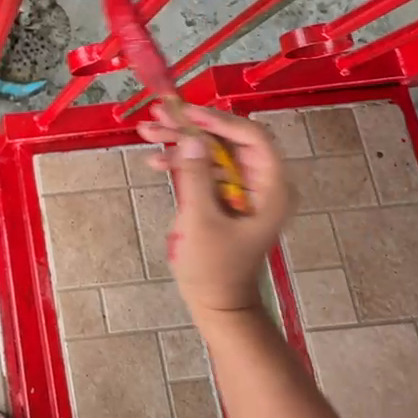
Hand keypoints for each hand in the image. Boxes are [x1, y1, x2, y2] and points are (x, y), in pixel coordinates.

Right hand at [138, 105, 292, 315]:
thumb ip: (196, 175)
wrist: (216, 304)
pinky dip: (181, 162)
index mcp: (271, 189)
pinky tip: (154, 161)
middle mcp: (262, 183)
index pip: (253, 137)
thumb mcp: (202, 220)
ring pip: (212, 150)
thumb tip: (191, 136)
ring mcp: (243, 189)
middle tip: (158, 113)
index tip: (185, 113)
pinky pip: (205, 168)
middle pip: (228, 140)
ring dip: (180, 141)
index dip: (219, 120)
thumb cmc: (215, 268)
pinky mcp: (225, 197)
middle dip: (191, 126)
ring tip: (146, 131)